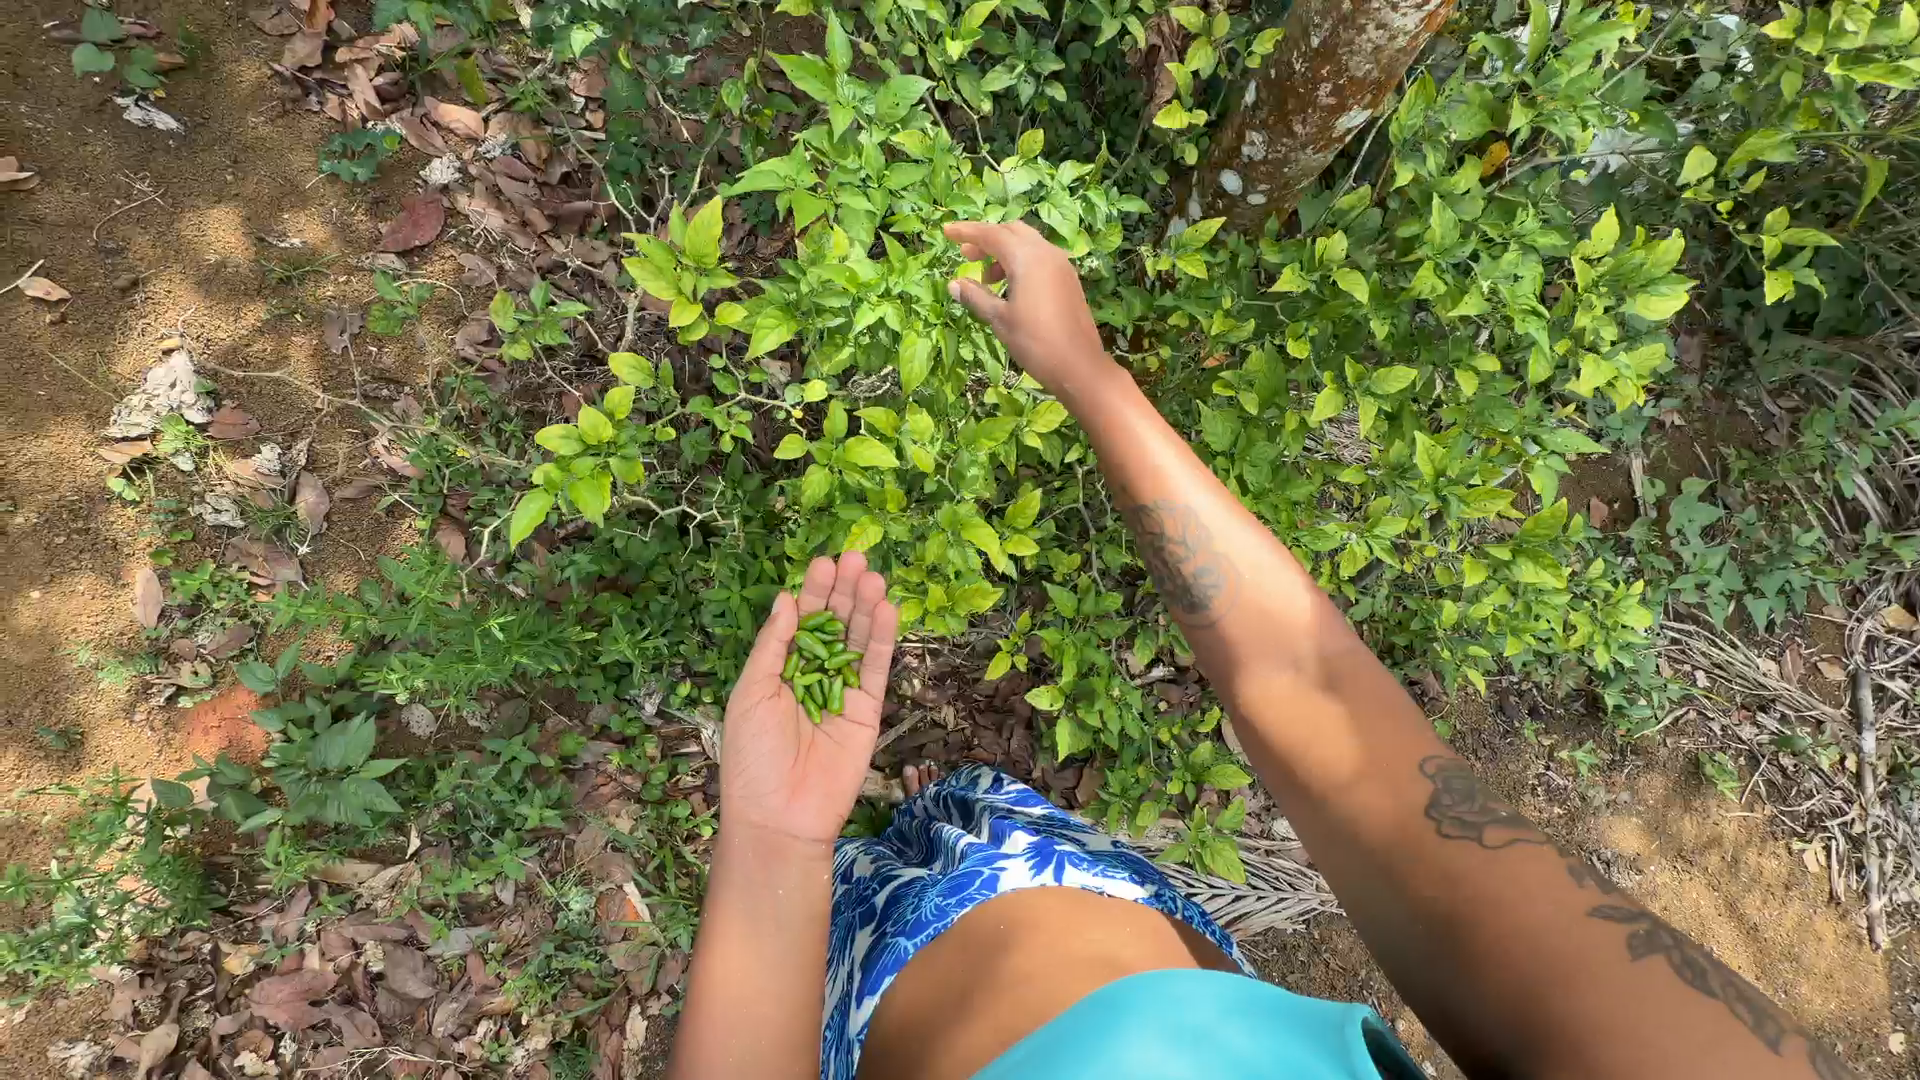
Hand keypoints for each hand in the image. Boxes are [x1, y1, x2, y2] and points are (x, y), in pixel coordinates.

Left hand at [719, 552, 898, 845]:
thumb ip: (773, 645)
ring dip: (866, 608)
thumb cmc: (752, 755)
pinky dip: (883, 640)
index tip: (824, 562)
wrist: (779, 817)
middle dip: (843, 591)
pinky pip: (877, 669)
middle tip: (855, 557)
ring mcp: (843, 691)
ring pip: (858, 641)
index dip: (813, 592)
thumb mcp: (751, 692)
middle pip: (834, 624)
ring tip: (873, 576)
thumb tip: (786, 598)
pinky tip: (887, 610)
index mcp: (781, 669)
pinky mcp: (868, 710)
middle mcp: (814, 674)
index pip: (801, 621)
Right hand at [943, 220, 1123, 404]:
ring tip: (987, 280)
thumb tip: (954, 284)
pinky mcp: (1068, 280)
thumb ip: (976, 296)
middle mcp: (1047, 253)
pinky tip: (1011, 288)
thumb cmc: (1035, 343)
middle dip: (987, 239)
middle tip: (966, 257)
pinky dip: (1021, 263)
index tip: (946, 231)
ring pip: (1028, 244)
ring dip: (1004, 252)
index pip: (991, 234)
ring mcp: (1061, 266)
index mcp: (1027, 258)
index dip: (966, 232)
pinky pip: (1040, 259)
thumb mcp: (1000, 320)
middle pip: (1012, 232)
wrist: (1079, 366)